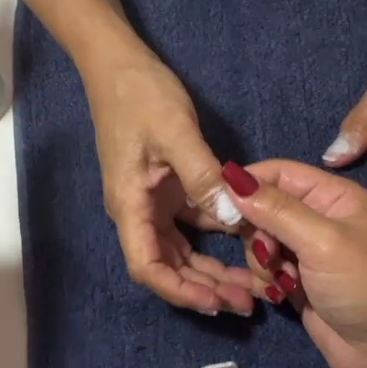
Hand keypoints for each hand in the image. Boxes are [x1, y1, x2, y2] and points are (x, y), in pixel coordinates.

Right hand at [82, 48, 257, 316]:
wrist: (118, 64)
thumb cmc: (140, 95)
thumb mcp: (175, 131)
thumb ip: (204, 176)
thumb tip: (232, 218)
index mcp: (130, 206)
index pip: (147, 266)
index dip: (178, 291)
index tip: (213, 302)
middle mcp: (139, 213)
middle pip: (168, 268)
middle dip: (204, 289)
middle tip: (246, 302)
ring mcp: (152, 204)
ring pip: (181, 253)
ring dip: (211, 271)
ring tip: (248, 286)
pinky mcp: (167, 193)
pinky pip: (191, 229)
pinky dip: (214, 243)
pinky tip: (245, 246)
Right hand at [225, 160, 366, 367]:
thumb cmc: (365, 287)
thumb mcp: (322, 240)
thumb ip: (276, 209)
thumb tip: (229, 176)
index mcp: (334, 196)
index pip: (279, 173)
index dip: (247, 184)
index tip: (218, 203)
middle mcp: (320, 219)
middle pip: (264, 209)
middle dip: (256, 232)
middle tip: (269, 256)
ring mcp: (309, 254)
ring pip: (261, 243)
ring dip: (261, 262)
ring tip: (282, 282)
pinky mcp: (299, 284)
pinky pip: (266, 271)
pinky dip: (266, 282)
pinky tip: (280, 296)